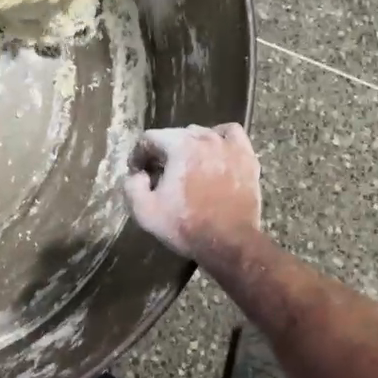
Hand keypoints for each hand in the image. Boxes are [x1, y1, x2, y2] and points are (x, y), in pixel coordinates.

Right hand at [123, 123, 261, 260]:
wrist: (230, 244)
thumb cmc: (186, 226)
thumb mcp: (144, 211)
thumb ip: (131, 185)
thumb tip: (138, 174)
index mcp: (178, 145)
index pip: (149, 138)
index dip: (139, 155)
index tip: (139, 173)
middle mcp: (203, 138)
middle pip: (175, 135)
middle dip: (164, 152)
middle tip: (162, 175)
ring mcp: (228, 146)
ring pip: (202, 133)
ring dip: (190, 146)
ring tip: (189, 167)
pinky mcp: (247, 158)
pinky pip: (232, 133)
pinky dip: (221, 138)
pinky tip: (216, 152)